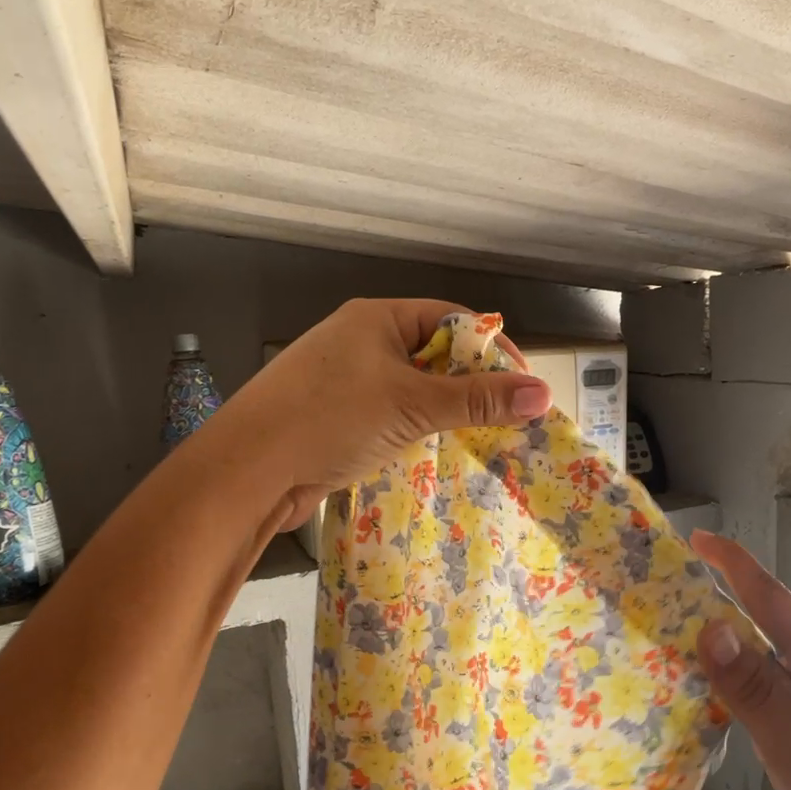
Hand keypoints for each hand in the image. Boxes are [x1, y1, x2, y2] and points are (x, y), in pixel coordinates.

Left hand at [193, 299, 553, 527]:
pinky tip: (435, 454)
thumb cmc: (330, 418)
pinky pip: (391, 415)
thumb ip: (478, 400)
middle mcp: (360, 341)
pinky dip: (416, 431)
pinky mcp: (335, 417)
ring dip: (445, 412)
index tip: (522, 386)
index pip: (451, 320)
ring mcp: (345, 380)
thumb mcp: (412, 405)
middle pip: (434, 355)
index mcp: (377, 318)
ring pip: (413, 389)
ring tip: (481, 439)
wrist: (246, 471)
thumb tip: (544, 395)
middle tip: (508, 418)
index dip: (491, 350)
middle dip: (472, 385)